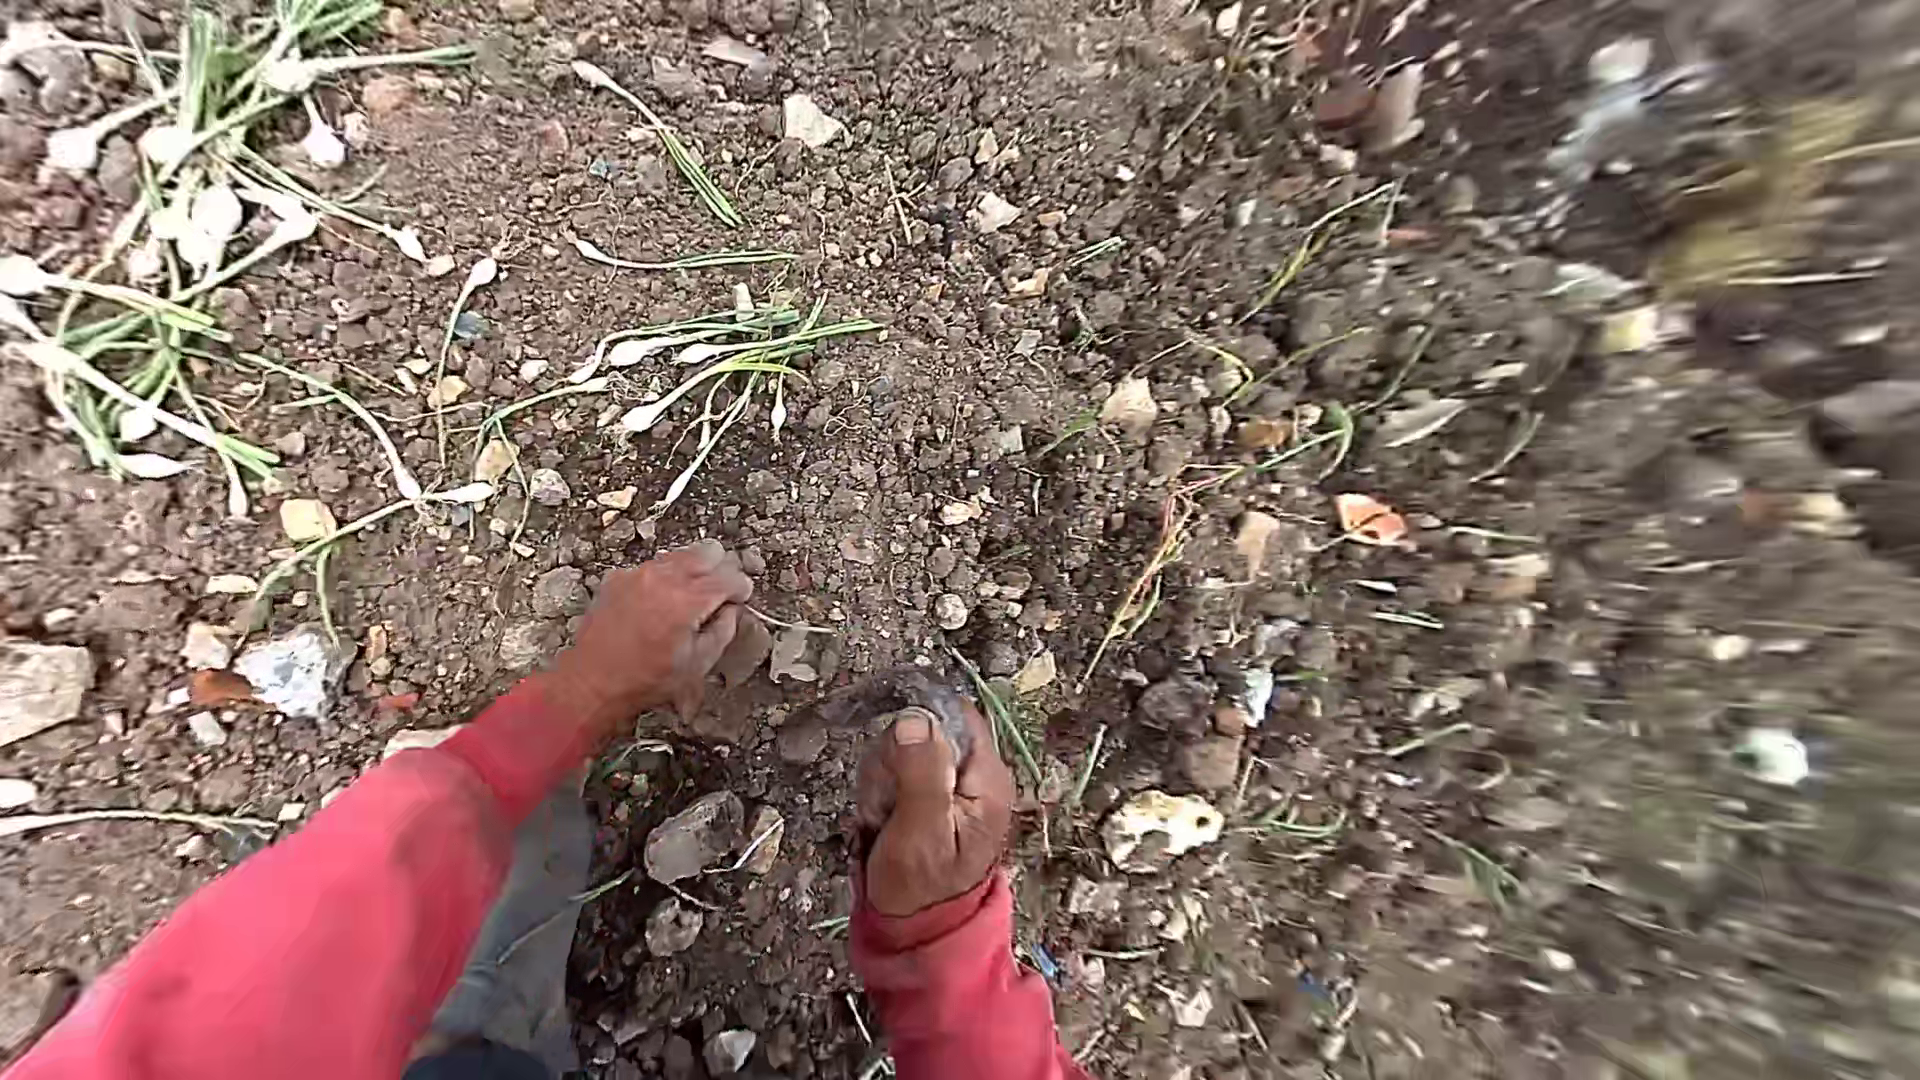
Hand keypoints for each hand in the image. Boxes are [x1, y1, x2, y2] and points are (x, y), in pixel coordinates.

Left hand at [538, 540, 751, 738]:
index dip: (742, 589)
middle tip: (723, 593)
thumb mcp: (699, 663)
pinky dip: (668, 576)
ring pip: (682, 554)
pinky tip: (665, 600)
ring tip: (694, 597)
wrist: (591, 684)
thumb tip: (731, 610)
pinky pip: (655, 565)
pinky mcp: (620, 578)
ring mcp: (638, 575)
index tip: (742, 598)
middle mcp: (662, 579)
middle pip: (709, 553)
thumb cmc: (643, 680)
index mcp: (686, 601)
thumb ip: (724, 629)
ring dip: (696, 571)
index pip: (730, 577)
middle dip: (722, 571)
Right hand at [855, 701, 1013, 916]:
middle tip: (887, 799)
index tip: (896, 754)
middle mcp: (974, 772)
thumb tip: (915, 719)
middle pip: (926, 728)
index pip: (957, 716)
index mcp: (988, 777)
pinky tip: (880, 815)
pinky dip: (881, 787)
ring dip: (883, 775)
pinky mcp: (928, 791)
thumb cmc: (920, 889)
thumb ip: (921, 773)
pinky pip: (896, 767)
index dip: (922, 725)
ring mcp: (950, 781)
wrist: (912, 933)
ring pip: (905, 745)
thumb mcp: (922, 833)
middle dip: (895, 758)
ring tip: (883, 815)